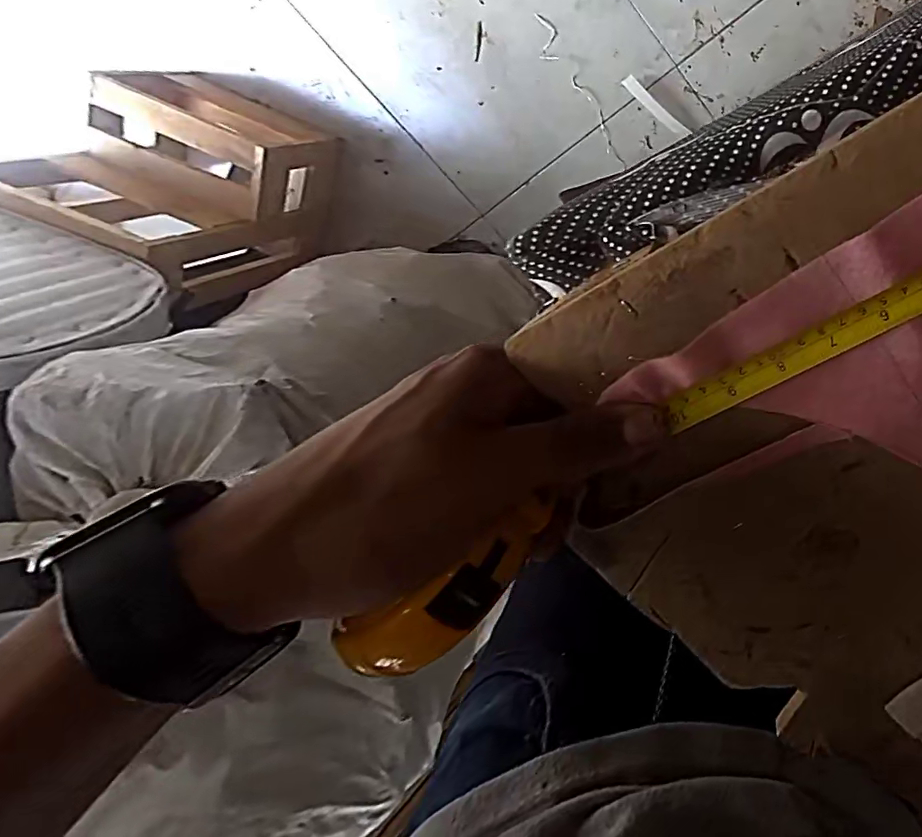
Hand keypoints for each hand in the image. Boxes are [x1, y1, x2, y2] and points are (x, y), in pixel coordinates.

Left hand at [173, 345, 665, 632]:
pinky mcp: (423, 462)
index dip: (610, 428)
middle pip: (558, 425)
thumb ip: (581, 443)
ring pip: (527, 458)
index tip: (614, 476)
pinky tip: (485, 544)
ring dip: (534, 504)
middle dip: (566, 480)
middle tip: (551, 527)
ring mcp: (444, 425)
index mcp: (492, 372)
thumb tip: (658, 417)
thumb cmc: (387, 508)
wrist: (246, 567)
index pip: (585, 385)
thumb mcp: (498, 476)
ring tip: (513, 547)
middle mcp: (472, 387)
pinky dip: (499, 511)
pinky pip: (490, 478)